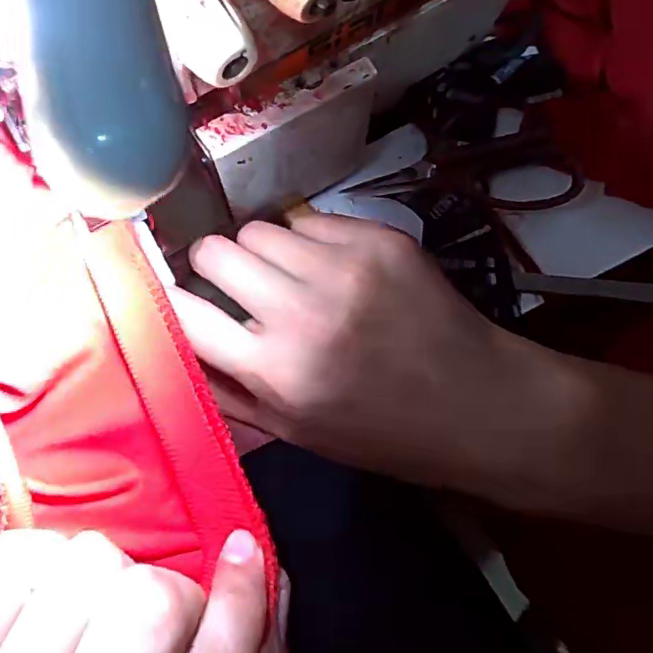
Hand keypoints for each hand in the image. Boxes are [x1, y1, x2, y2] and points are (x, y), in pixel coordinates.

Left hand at [0, 528, 273, 652]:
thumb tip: (260, 569)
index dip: (237, 606)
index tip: (243, 553)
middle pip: (143, 610)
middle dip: (168, 595)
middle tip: (164, 615)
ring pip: (82, 567)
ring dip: (107, 575)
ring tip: (102, 611)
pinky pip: (17, 556)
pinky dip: (46, 562)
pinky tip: (53, 602)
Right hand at [167, 213, 586, 506]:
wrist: (482, 405)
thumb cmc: (380, 431)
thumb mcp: (293, 433)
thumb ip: (226, 389)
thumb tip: (174, 343)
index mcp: (278, 372)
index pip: (185, 313)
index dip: (170, 298)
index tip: (175, 295)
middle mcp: (304, 313)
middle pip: (214, 250)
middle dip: (215, 265)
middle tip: (237, 283)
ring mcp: (343, 267)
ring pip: (257, 229)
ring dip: (262, 252)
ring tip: (290, 276)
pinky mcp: (377, 239)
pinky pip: (307, 219)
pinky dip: (308, 242)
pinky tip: (334, 269)